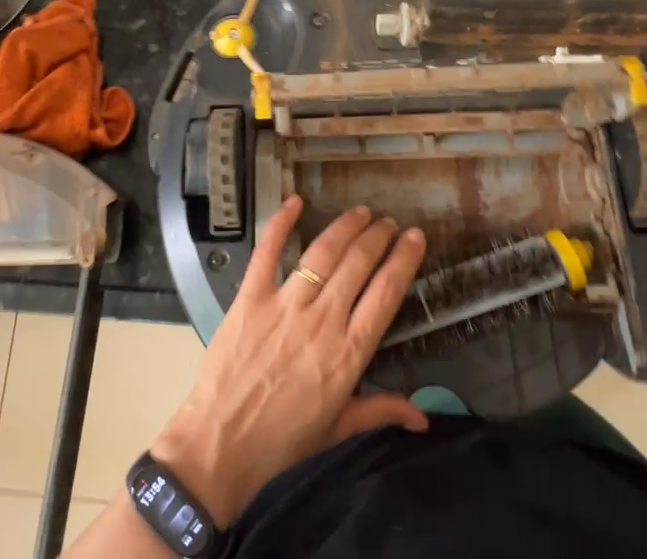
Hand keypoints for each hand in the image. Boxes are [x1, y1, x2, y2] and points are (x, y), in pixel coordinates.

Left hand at [149, 197, 428, 524]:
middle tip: (389, 223)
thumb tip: (423, 417)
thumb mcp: (340, 427)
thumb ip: (382, 410)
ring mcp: (285, 305)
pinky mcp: (250, 298)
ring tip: (361, 213)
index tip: (415, 238)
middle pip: (359, 264)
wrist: (223, 444)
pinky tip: (295, 202)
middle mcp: (322, 320)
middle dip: (379, 236)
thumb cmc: (283, 441)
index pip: (386, 293)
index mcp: (350, 352)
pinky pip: (267, 252)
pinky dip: (281, 223)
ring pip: (323, 252)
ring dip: (346, 227)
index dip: (404, 260)